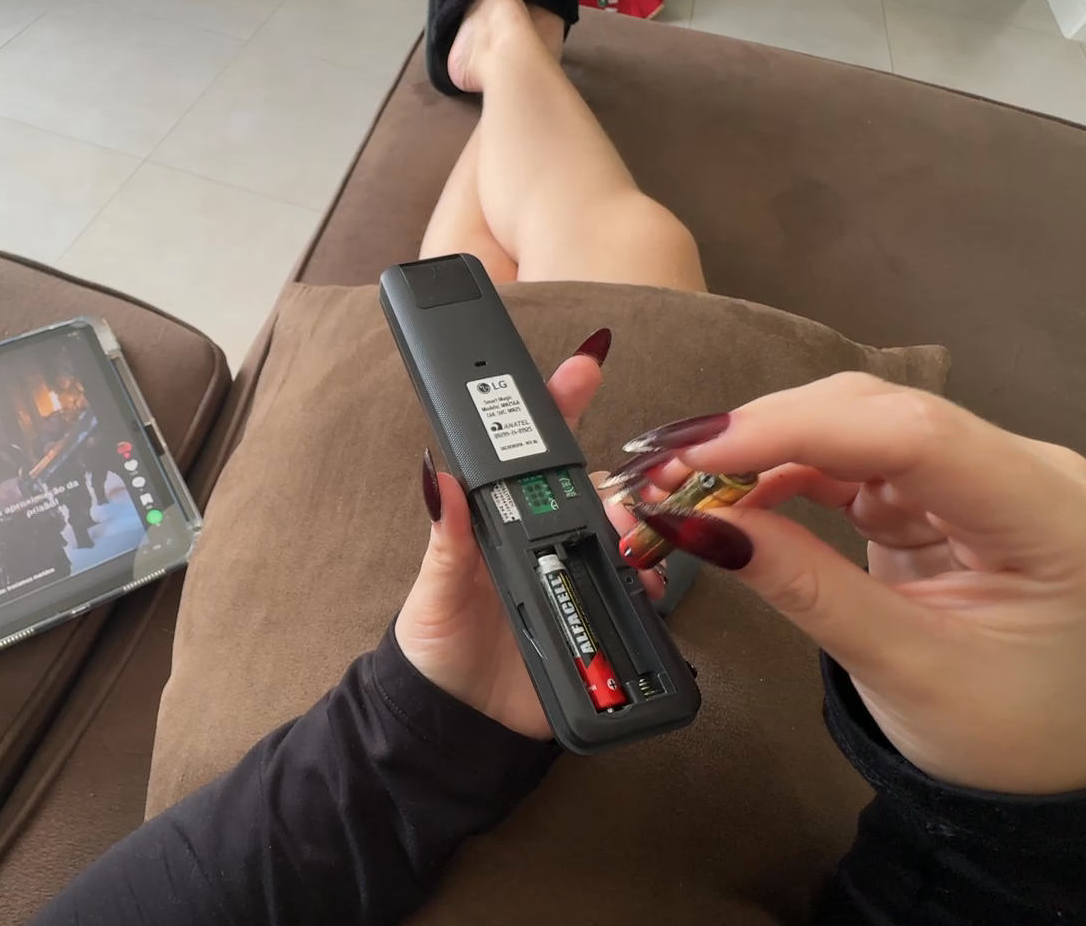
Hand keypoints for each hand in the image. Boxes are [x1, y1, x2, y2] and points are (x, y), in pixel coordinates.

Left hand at [394, 336, 607, 740]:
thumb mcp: (436, 587)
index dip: (558, 407)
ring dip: (637, 528)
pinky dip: (649, 582)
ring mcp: (574, 578)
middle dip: (615, 482)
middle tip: (619, 498)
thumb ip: (445, 538)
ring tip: (630, 538)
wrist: (460, 719)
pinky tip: (645, 583)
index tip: (584, 366)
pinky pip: (637, 593)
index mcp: (502, 521)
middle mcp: (543, 541)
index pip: (531, 456)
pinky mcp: (599, 620)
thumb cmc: (437, 642)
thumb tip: (437, 479)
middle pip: (593, 492)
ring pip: (623, 537)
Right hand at [641, 372, 1085, 794]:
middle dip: (760, 431)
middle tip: (666, 464)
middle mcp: (1027, 474)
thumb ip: (799, 584)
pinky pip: (839, 457)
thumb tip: (693, 523)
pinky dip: (775, 468)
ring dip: (757, 446)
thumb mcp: (900, 665)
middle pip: (874, 413)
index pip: (915, 436)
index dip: (795, 430)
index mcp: (1058, 524)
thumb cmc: (1009, 737)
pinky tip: (729, 489)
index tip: (696, 453)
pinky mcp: (930, 489)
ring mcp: (975, 474)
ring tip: (681, 477)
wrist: (1059, 771)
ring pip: (846, 423)